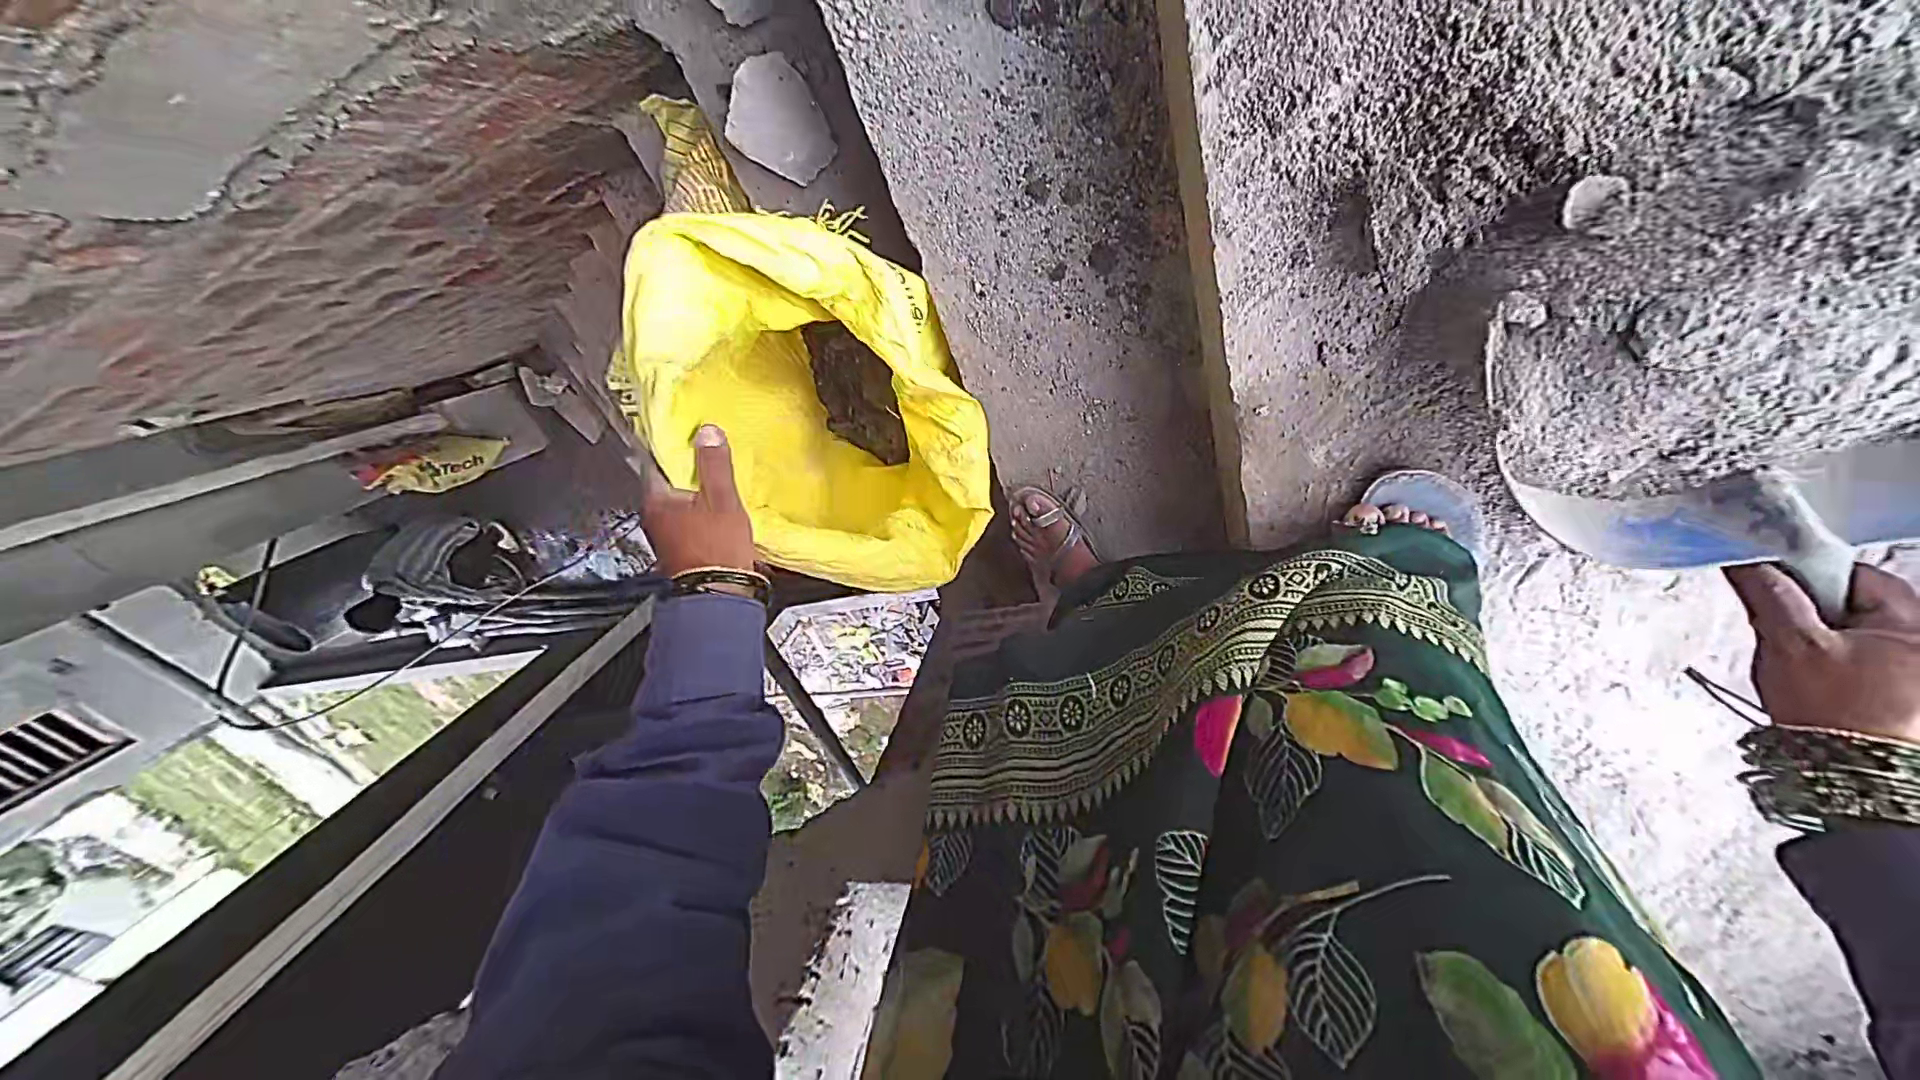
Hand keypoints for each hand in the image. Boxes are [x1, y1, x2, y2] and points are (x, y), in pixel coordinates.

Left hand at [642, 425, 756, 577]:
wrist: (721, 594)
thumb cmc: (717, 548)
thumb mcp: (722, 499)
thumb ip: (714, 464)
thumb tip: (708, 432)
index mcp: (657, 500)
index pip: (657, 461)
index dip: (674, 447)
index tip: (690, 437)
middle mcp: (655, 516)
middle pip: (668, 482)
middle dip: (687, 470)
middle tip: (709, 458)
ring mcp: (666, 534)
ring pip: (678, 501)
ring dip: (694, 491)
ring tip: (716, 482)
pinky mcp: (681, 548)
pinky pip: (688, 518)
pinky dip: (699, 509)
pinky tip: (717, 508)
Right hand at [1724, 561, 1919, 741]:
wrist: (1851, 765)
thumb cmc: (1833, 707)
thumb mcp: (1789, 641)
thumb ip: (1770, 596)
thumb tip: (1749, 563)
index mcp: (1916, 624)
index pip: (1857, 576)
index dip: (1809, 576)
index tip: (1773, 584)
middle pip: (1858, 605)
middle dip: (1814, 611)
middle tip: (1782, 628)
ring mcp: (1917, 668)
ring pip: (1857, 632)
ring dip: (1822, 637)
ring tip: (1798, 658)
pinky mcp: (1907, 689)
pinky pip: (1863, 657)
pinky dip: (1834, 659)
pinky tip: (1817, 676)